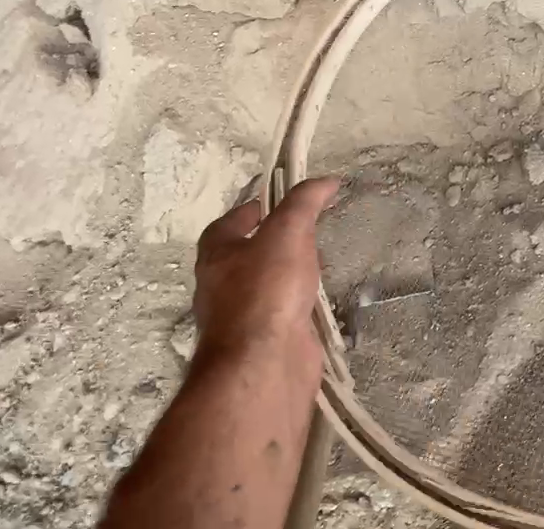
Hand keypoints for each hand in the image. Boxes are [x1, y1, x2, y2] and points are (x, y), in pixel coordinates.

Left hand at [191, 176, 339, 372]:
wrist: (265, 363)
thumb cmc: (266, 291)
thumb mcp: (287, 232)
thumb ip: (304, 202)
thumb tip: (326, 181)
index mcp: (217, 257)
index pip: (228, 224)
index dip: (253, 209)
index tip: (282, 200)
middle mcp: (222, 286)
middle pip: (247, 254)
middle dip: (275, 240)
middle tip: (309, 228)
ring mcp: (243, 316)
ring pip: (267, 283)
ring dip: (290, 271)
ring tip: (321, 260)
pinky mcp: (266, 339)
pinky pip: (283, 310)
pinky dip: (301, 300)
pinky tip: (322, 296)